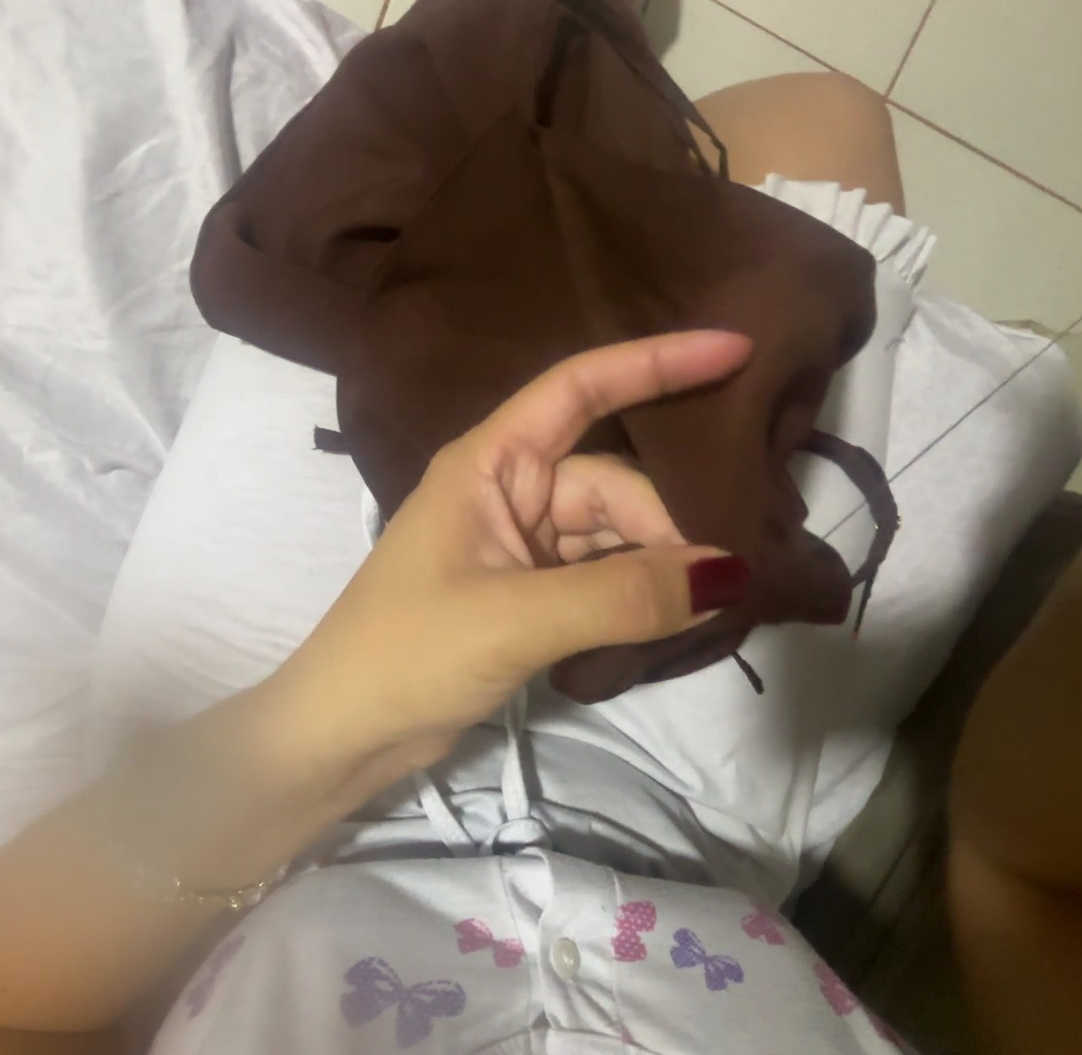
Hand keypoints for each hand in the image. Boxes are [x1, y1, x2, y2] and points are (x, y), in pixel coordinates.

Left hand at [266, 330, 756, 768]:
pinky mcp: (527, 593)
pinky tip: (676, 617)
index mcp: (488, 463)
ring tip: (716, 601)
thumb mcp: (515, 619)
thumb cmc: (408, 652)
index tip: (735, 351)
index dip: (655, 362)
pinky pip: (600, 575)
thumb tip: (731, 572)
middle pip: (610, 481)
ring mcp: (517, 545)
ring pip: (611, 532)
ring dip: (659, 561)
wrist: (346, 730)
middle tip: (727, 579)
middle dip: (667, 520)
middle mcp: (506, 491)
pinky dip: (637, 592)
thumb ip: (623, 595)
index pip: (578, 388)